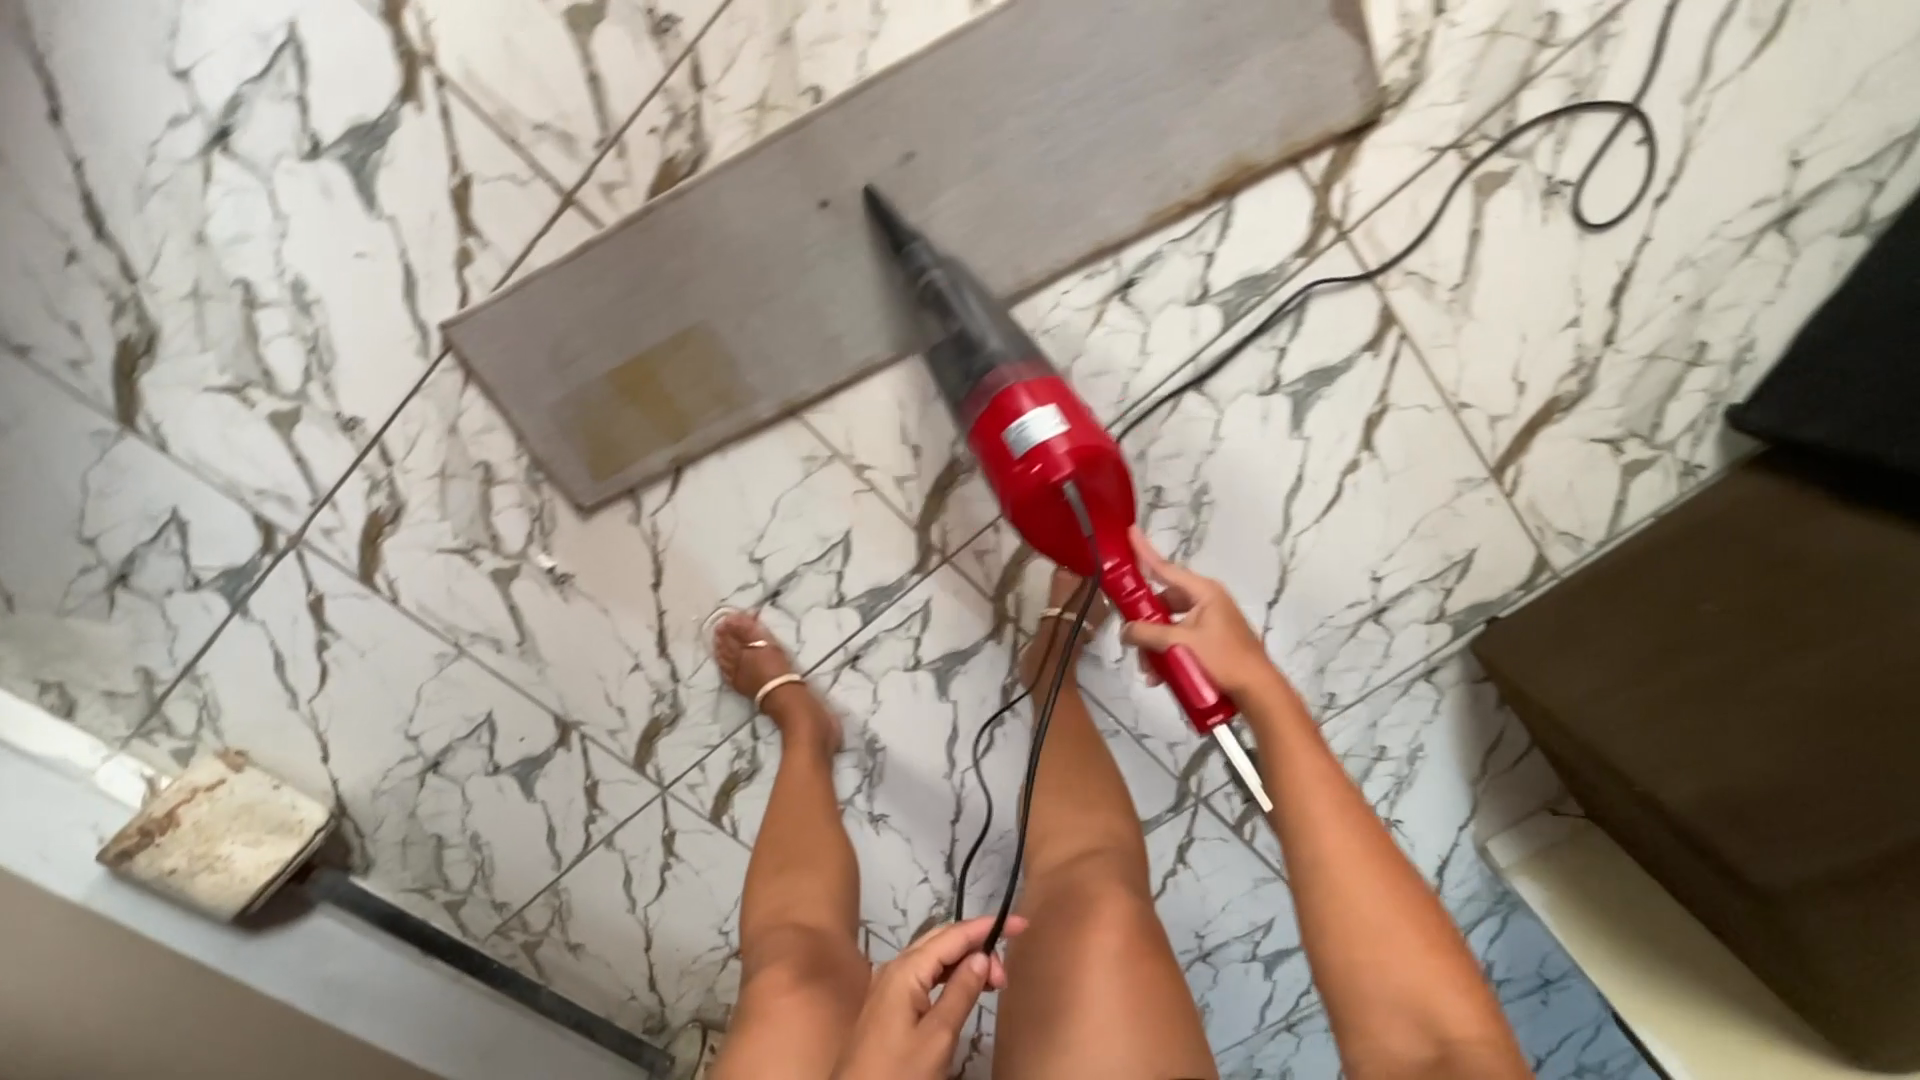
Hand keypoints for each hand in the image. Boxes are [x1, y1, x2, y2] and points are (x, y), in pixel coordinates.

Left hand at [832, 916, 1027, 1079]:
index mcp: (906, 969)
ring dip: (965, 960)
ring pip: (934, 956)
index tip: (1020, 924)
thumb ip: (961, 992)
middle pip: (943, 939)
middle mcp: (895, 967)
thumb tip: (982, 957)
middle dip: (978, 944)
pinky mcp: (889, 1002)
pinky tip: (964, 986)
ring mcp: (889, 984)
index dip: (987, 926)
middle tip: (1007, 970)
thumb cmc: (898, 1072)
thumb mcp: (937, 1037)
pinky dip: (949, 974)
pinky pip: (924, 974)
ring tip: (995, 981)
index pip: (954, 935)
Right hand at [1121, 527, 1279, 697]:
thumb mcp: (1181, 644)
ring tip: (1149, 671)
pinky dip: (1168, 653)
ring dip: (1155, 645)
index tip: (1130, 532)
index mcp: (1204, 591)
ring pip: (1169, 624)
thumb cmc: (1223, 659)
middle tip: (1130, 639)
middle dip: (1145, 624)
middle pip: (1163, 601)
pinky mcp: (1211, 639)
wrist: (1258, 690)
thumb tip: (1125, 631)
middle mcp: (1206, 599)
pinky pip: (1180, 639)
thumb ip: (1148, 633)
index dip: (1145, 552)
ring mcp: (1209, 619)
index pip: (1166, 568)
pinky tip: (1161, 676)